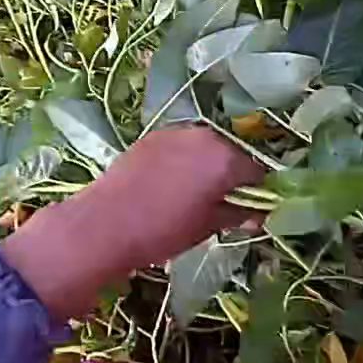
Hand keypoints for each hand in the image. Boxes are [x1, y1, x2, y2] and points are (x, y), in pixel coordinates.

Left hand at [0, 125, 264, 319]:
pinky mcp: (154, 135)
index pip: (257, 171)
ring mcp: (177, 132)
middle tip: (219, 202)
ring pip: (205, 147)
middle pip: (231, 154)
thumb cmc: (163, 230)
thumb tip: (258, 213)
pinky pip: (181, 145)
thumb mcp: (208, 227)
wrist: (104, 223)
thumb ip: (238, 214)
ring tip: (191, 192)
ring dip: (206, 165)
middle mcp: (206, 136)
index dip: (257, 191)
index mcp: (225, 159)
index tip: (250, 208)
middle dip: (230, 175)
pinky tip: (168, 182)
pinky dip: (183, 159)